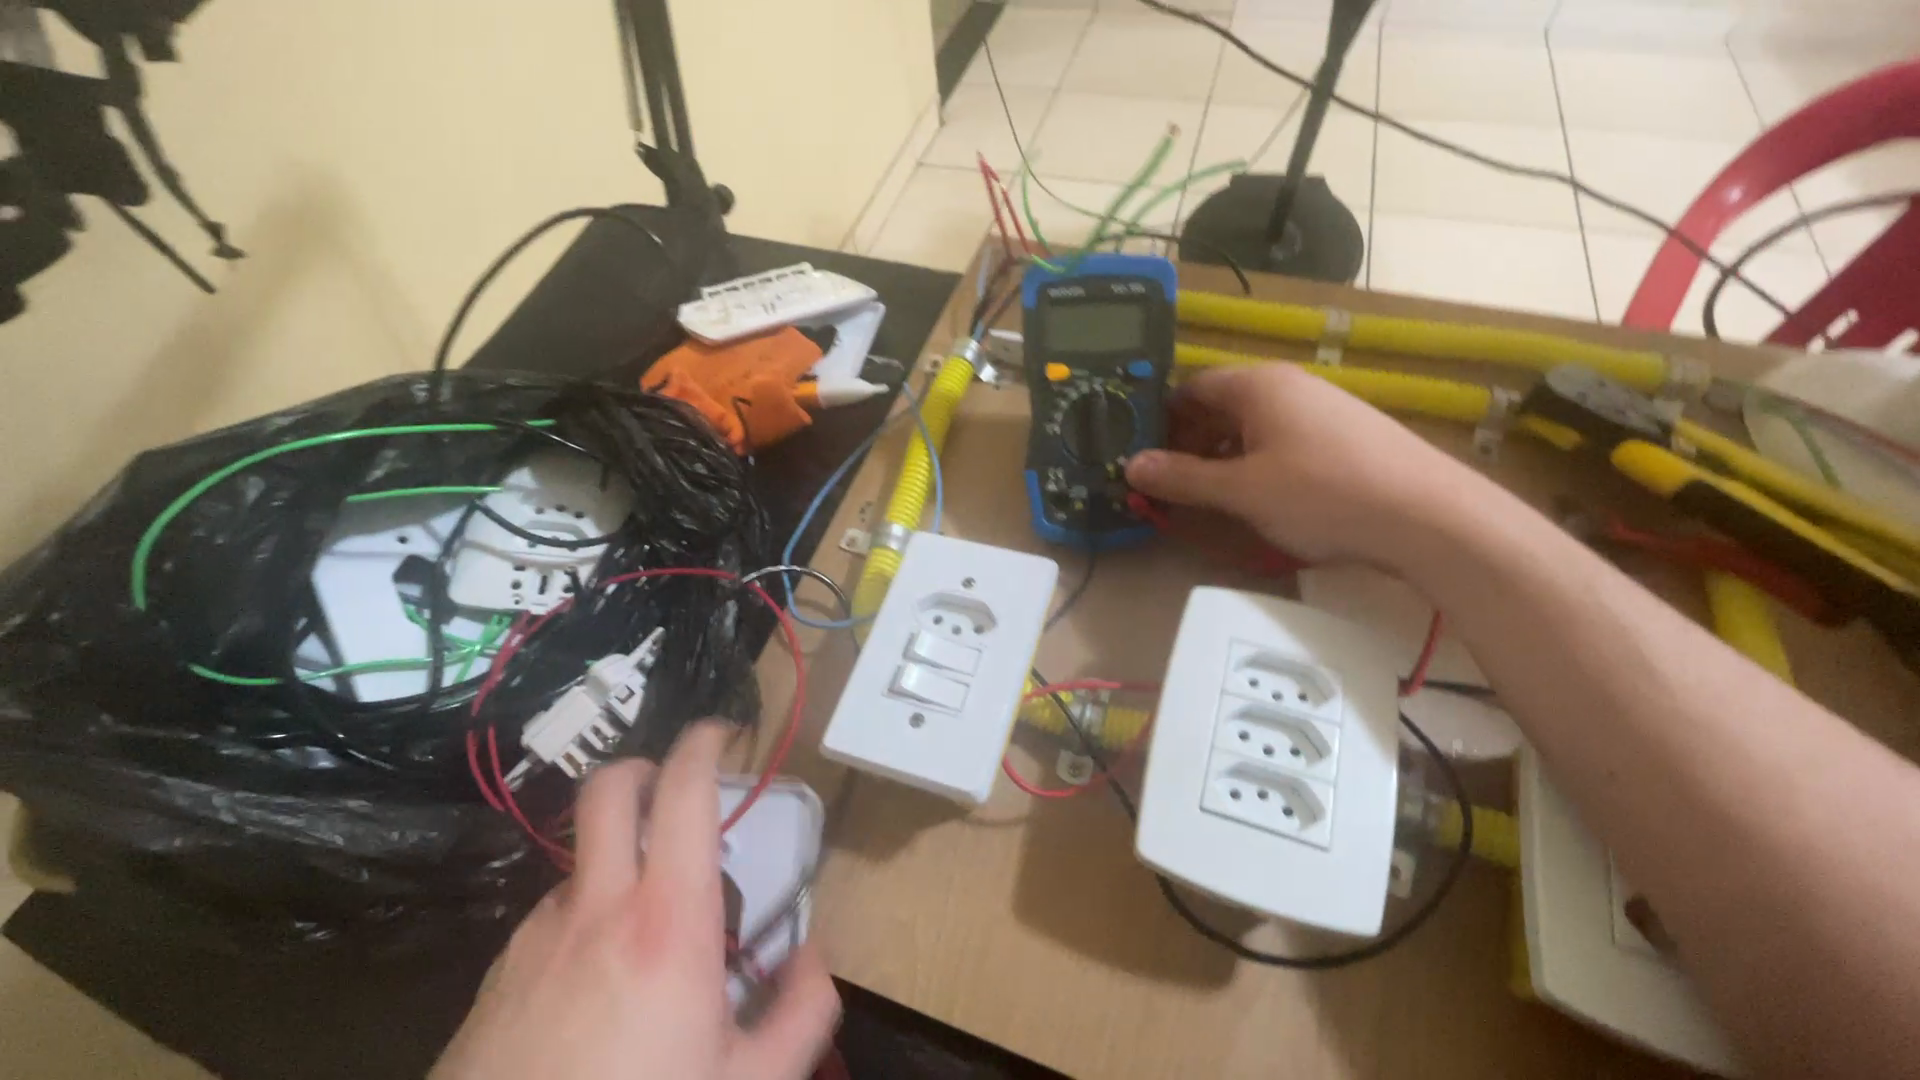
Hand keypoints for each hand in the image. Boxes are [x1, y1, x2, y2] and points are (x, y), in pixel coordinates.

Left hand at [431, 722, 840, 1079]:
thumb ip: (802, 1010)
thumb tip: (814, 954)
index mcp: (668, 921)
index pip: (683, 792)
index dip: (705, 743)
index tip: (724, 733)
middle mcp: (597, 909)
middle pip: (607, 789)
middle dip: (645, 767)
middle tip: (676, 790)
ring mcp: (536, 939)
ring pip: (579, 861)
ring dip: (617, 862)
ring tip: (646, 927)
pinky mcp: (495, 977)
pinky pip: (548, 919)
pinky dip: (583, 921)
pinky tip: (595, 986)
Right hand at [1125, 364, 1479, 564]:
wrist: (1428, 516)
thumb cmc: (1321, 494)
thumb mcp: (1240, 491)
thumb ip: (1182, 478)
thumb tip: (1132, 465)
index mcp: (1258, 385)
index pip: (1191, 388)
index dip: (1161, 423)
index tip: (1144, 459)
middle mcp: (1289, 385)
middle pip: (1221, 406)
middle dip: (1190, 444)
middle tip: (1172, 486)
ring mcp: (1323, 407)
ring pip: (1253, 426)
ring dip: (1224, 458)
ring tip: (1214, 498)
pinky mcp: (1346, 435)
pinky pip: (1284, 440)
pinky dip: (1259, 464)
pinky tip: (1265, 499)